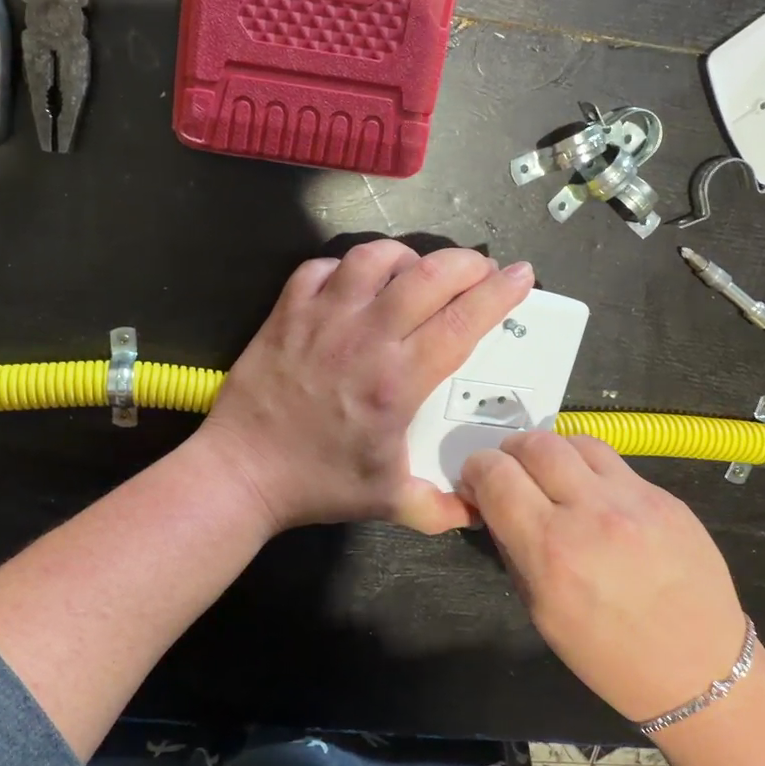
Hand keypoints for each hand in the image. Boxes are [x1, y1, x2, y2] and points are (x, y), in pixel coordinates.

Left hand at [196, 241, 533, 533]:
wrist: (242, 472)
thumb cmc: (317, 485)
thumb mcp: (388, 502)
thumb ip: (441, 507)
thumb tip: (480, 508)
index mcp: (398, 380)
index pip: (463, 320)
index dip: (500, 292)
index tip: (522, 276)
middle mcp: (364, 337)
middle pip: (429, 275)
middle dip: (467, 263)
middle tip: (480, 270)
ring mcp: (321, 317)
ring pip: (375, 257)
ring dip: (407, 257)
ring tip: (417, 273)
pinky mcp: (285, 312)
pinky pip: (322, 267)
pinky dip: (347, 267)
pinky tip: (356, 284)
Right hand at [459, 432, 745, 722]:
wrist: (698, 670)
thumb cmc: (606, 653)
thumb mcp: (539, 609)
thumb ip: (513, 548)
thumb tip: (494, 506)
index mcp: (550, 549)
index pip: (495, 475)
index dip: (476, 470)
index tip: (477, 483)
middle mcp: (591, 513)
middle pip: (534, 444)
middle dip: (510, 453)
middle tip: (511, 473)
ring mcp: (635, 500)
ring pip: (577, 442)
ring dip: (552, 453)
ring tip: (552, 477)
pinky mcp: (668, 498)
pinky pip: (616, 464)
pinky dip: (591, 471)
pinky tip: (595, 499)